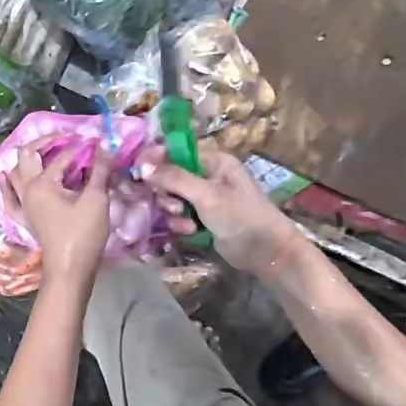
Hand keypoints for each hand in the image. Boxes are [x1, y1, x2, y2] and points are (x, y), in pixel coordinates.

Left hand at [0, 135, 111, 287]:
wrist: (69, 269)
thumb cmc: (83, 233)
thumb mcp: (96, 199)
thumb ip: (100, 170)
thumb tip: (104, 143)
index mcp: (42, 183)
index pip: (62, 157)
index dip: (81, 147)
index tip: (96, 142)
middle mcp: (27, 189)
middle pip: (27, 156)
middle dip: (45, 142)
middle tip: (64, 138)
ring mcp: (23, 204)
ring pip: (15, 173)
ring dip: (26, 160)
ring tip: (42, 152)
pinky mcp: (24, 217)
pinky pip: (9, 197)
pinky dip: (8, 185)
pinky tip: (7, 178)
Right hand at [137, 145, 301, 275]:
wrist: (267, 253)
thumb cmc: (241, 217)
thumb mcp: (207, 195)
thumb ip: (174, 179)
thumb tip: (142, 166)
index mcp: (213, 161)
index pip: (175, 152)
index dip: (156, 161)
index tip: (138, 174)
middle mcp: (207, 175)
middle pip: (169, 177)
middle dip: (167, 194)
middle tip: (176, 207)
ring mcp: (205, 198)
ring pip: (172, 199)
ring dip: (174, 212)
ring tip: (188, 224)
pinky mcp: (202, 218)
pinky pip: (179, 216)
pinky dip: (181, 224)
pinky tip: (191, 232)